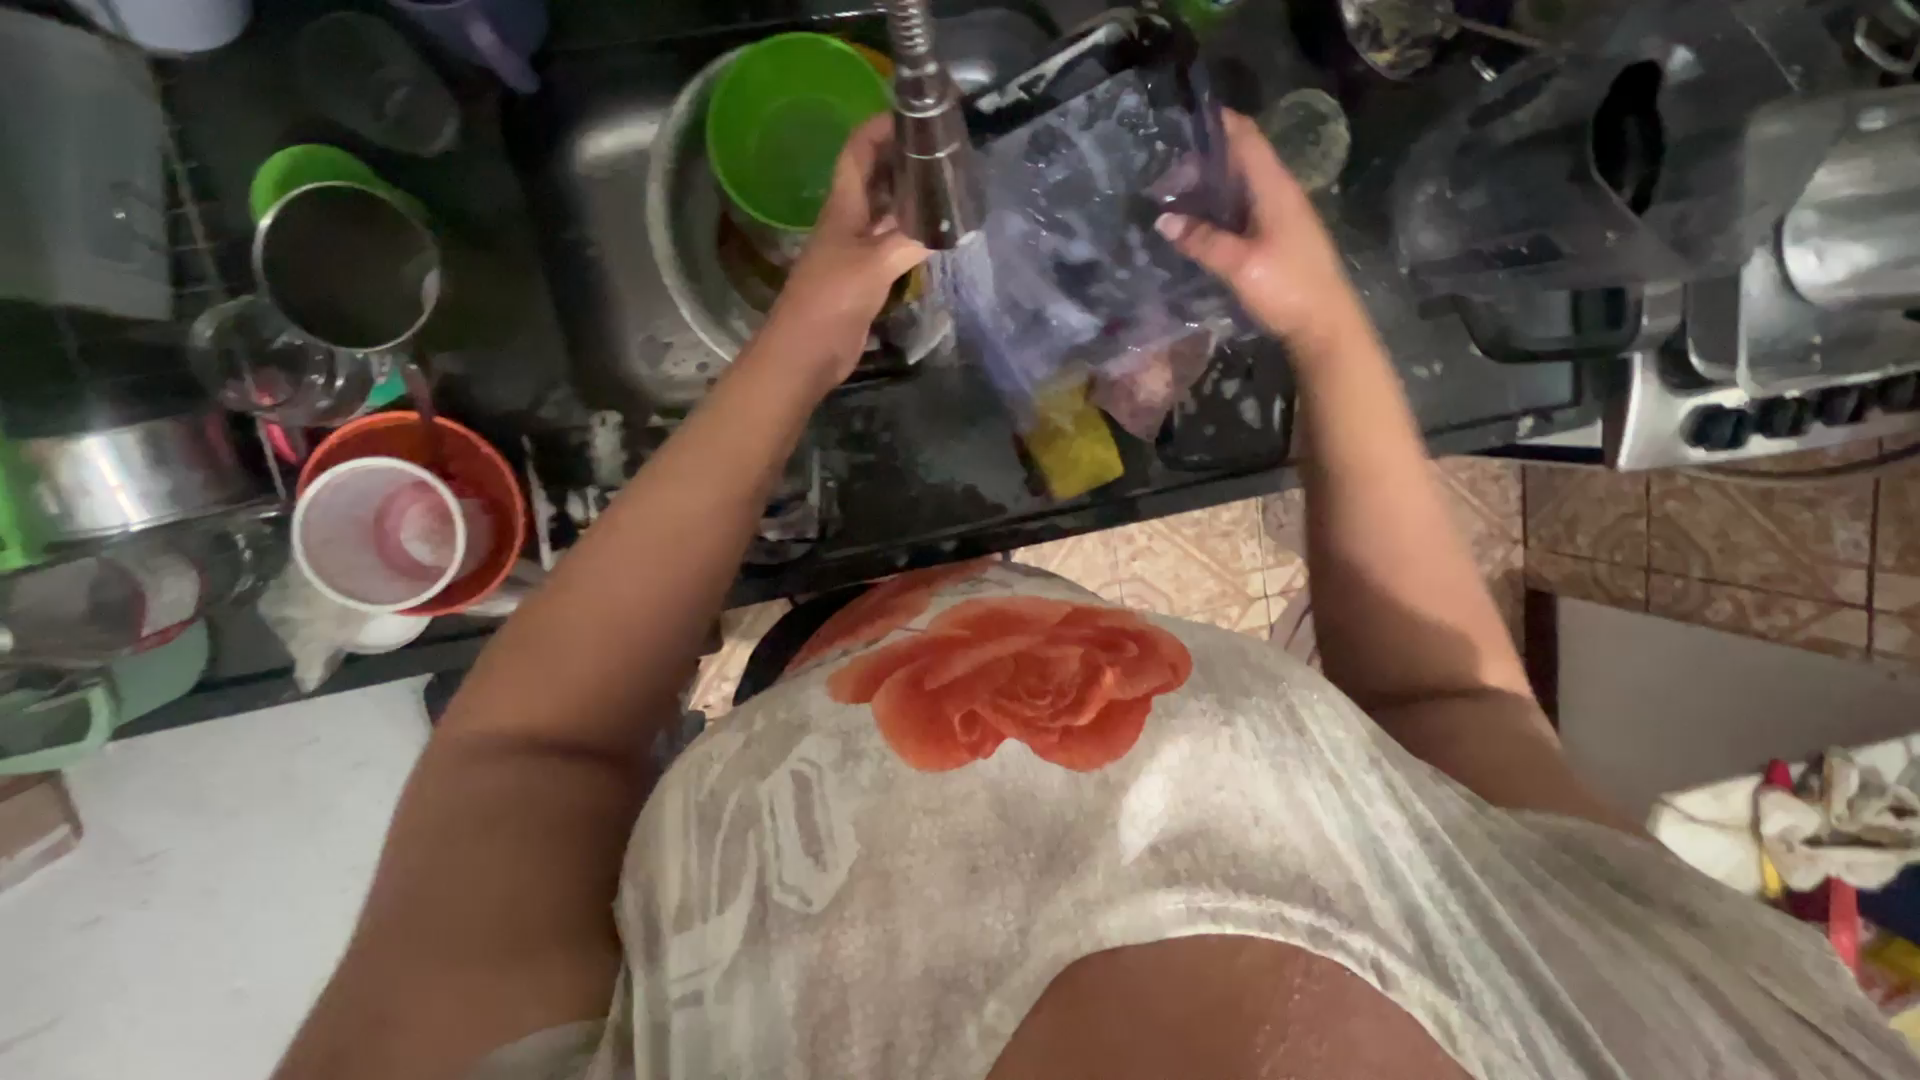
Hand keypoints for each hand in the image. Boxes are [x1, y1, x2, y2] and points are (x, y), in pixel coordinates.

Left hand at [764, 114, 930, 385]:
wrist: (806, 352)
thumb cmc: (831, 300)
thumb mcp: (873, 265)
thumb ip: (909, 241)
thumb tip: (946, 226)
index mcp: (843, 208)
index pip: (857, 152)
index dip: (878, 128)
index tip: (912, 115)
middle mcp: (848, 222)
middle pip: (874, 179)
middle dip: (902, 160)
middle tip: (942, 151)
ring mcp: (855, 252)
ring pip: (885, 214)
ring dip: (910, 200)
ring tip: (947, 187)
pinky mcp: (864, 279)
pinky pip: (891, 246)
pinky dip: (911, 237)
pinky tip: (934, 237)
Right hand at [1156, 110, 1369, 356]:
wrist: (1325, 326)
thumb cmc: (1287, 288)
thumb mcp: (1239, 265)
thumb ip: (1201, 240)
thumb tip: (1163, 219)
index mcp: (1275, 188)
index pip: (1246, 137)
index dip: (1218, 122)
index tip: (1182, 119)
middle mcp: (1280, 193)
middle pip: (1240, 161)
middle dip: (1202, 161)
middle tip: (1161, 174)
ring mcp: (1281, 216)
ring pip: (1240, 187)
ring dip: (1208, 187)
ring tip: (1171, 196)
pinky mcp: (1277, 238)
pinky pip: (1243, 211)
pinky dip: (1218, 210)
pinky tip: (1196, 225)